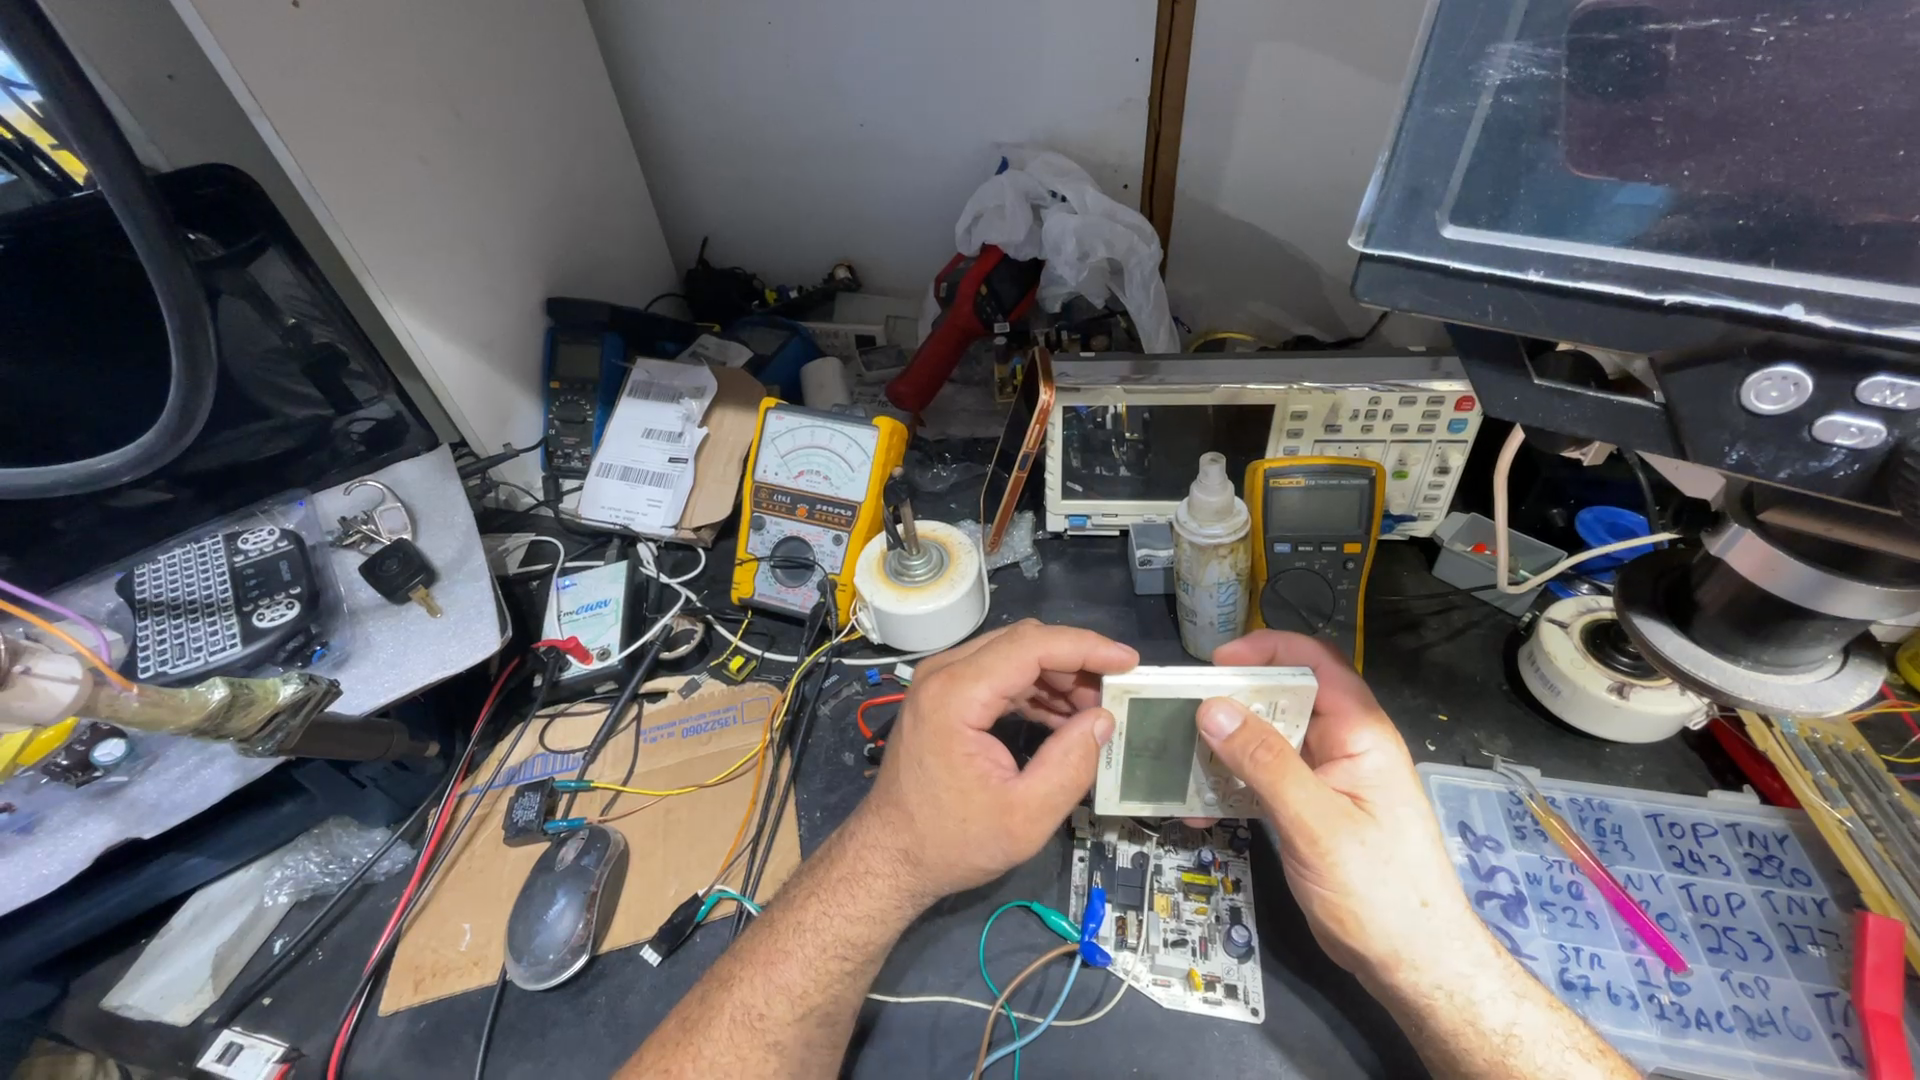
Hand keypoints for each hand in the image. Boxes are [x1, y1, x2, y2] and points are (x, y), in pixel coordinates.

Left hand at [848, 620, 1137, 905]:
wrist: (891, 855)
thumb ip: (1071, 764)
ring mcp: (940, 681)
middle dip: (1075, 662)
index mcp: (957, 693)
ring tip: (1094, 711)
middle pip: (1022, 642)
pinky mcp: (943, 695)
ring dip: (1056, 676)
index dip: (1086, 647)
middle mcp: (944, 673)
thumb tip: (1103, 719)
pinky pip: (997, 674)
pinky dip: (1034, 688)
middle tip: (1115, 693)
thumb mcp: (1026, 817)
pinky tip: (1061, 718)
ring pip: (1012, 654)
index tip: (1128, 661)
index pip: (1032, 645)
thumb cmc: (953, 842)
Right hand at [1198, 631, 1478, 985]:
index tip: (1215, 662)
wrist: (1410, 964)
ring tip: (1179, 760)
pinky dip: (1229, 785)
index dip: (1267, 650)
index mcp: (1359, 733)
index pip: (1316, 664)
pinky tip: (1199, 809)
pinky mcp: (1305, 807)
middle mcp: (1340, 745)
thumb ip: (1265, 761)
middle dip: (1231, 701)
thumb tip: (1212, 707)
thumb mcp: (1316, 822)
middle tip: (1181, 710)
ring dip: (1222, 748)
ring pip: (1265, 739)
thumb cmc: (1378, 889)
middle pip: (1281, 699)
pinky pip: (1260, 778)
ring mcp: (1322, 777)